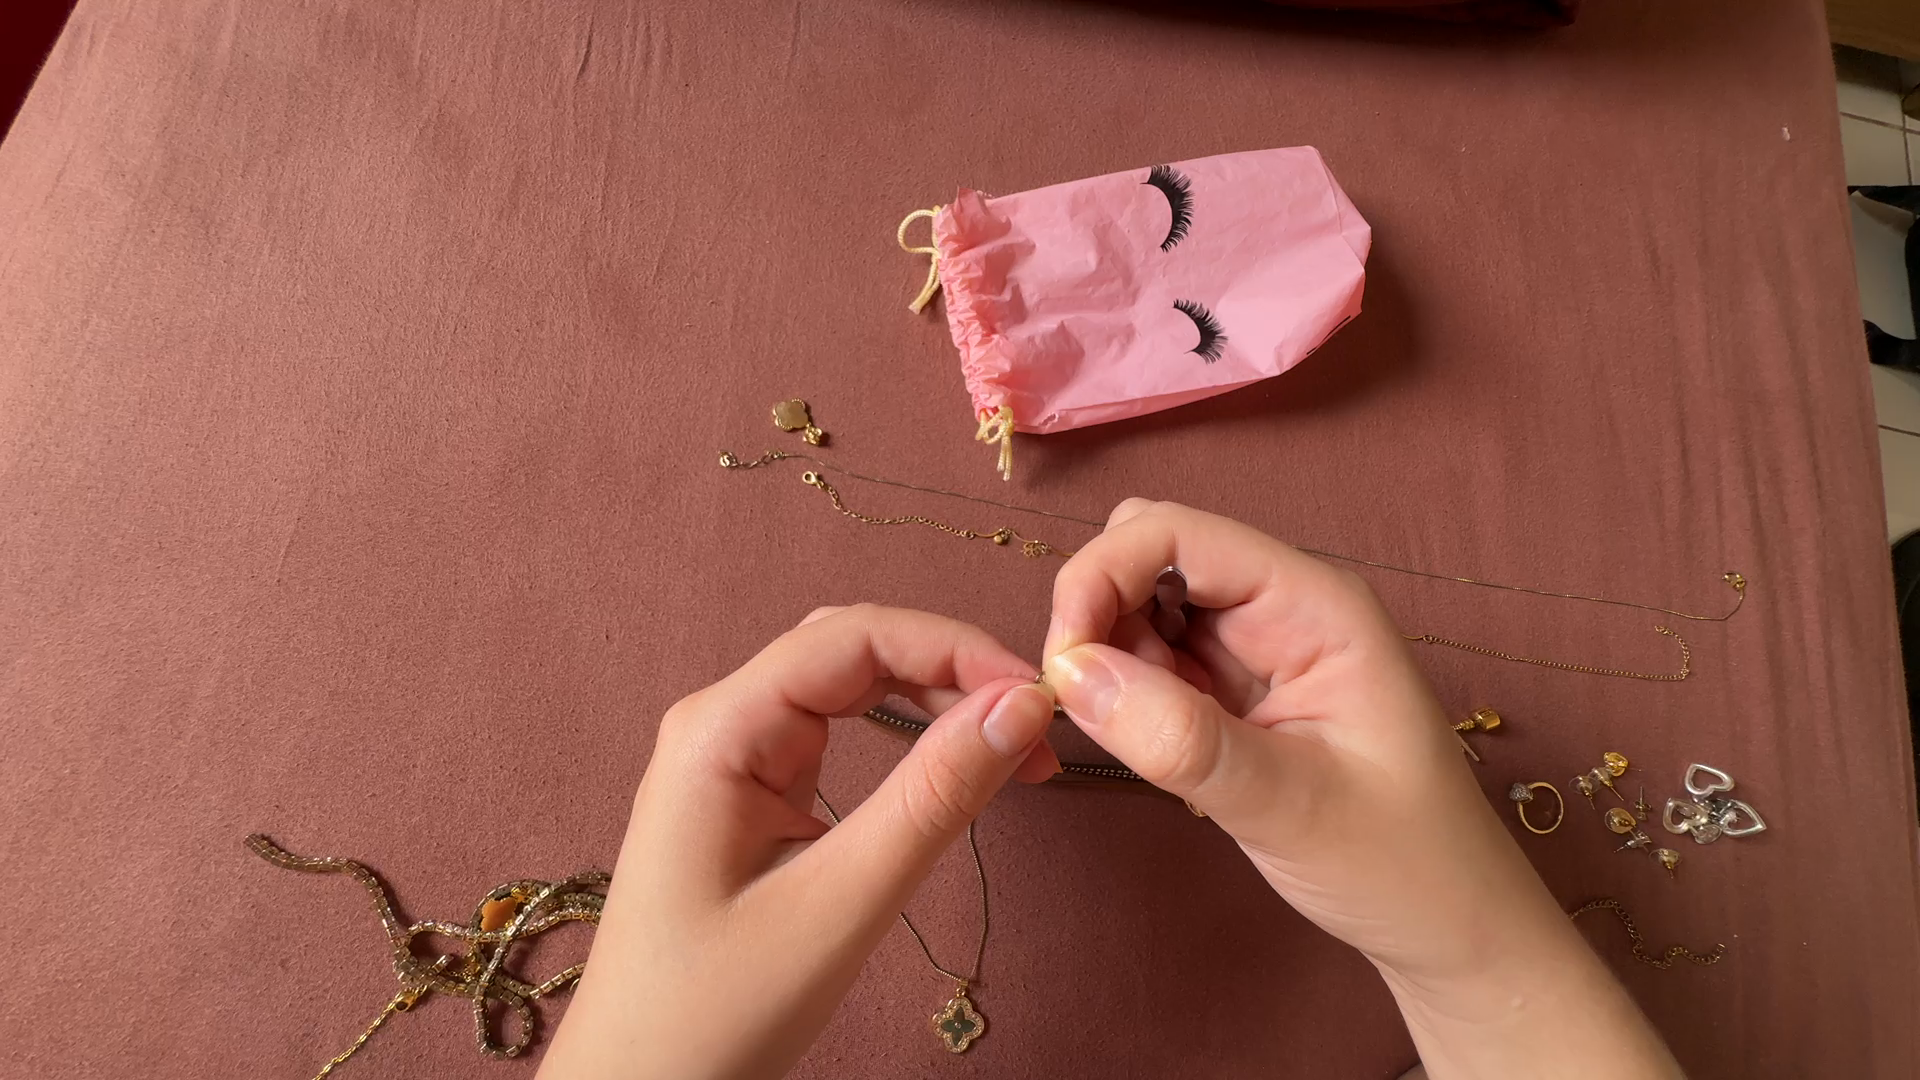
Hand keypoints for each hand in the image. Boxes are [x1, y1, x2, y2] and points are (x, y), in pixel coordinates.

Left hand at [540, 605, 1057, 1079]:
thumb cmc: (715, 1012)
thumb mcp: (838, 904)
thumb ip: (933, 796)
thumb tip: (1022, 707)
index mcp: (722, 726)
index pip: (854, 636)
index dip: (953, 647)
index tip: (1034, 695)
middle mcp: (726, 715)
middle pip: (855, 647)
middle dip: (950, 669)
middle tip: (1029, 723)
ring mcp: (740, 746)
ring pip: (852, 680)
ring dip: (934, 695)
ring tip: (1006, 739)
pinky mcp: (759, 778)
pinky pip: (842, 722)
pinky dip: (907, 727)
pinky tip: (947, 749)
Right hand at [1042, 500, 1679, 1079]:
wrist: (1447, 928)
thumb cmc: (1401, 866)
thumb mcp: (1292, 808)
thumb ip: (1179, 738)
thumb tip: (1070, 672)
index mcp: (1311, 600)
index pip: (1177, 533)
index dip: (1102, 574)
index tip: (1064, 659)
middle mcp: (1275, 599)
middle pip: (1147, 550)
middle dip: (1098, 609)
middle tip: (1094, 697)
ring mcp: (1248, 636)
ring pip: (1136, 597)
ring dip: (1107, 650)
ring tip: (1140, 730)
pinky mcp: (1224, 676)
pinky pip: (1145, 648)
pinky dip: (1119, 680)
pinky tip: (1147, 733)